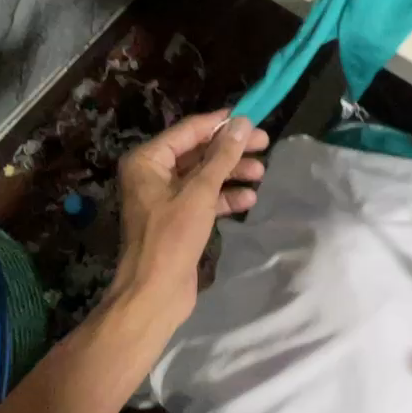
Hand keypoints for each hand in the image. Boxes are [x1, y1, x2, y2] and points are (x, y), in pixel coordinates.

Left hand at [108, 110, 268, 320]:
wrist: (154, 294)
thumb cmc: (171, 237)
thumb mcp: (200, 192)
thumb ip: (223, 156)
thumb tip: (242, 122)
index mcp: (147, 159)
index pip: (189, 130)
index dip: (220, 123)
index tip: (251, 118)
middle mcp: (152, 173)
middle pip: (198, 152)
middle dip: (230, 150)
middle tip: (264, 144)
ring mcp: (164, 197)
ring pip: (203, 175)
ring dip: (231, 173)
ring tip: (261, 172)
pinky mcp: (177, 218)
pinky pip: (203, 198)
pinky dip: (224, 196)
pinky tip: (249, 198)